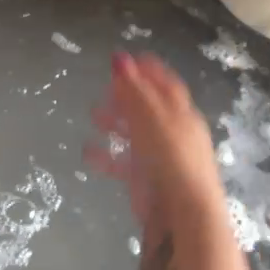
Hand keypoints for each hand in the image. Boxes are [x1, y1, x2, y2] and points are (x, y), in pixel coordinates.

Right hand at [87, 52, 225, 228]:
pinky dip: (105, 154)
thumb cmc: (170, 158)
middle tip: (105, 86)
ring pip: (134, 132)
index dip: (150, 71)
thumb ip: (133, 90)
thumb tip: (118, 58)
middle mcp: (173, 134)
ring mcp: (159, 157)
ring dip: (114, 122)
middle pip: (149, 108)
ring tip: (93, 114)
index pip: (167, 86)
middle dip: (127, 95)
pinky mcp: (144, 178)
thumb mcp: (150, 118)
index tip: (132, 56)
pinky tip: (88, 152)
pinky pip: (121, 161)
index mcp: (181, 115)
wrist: (180, 212)